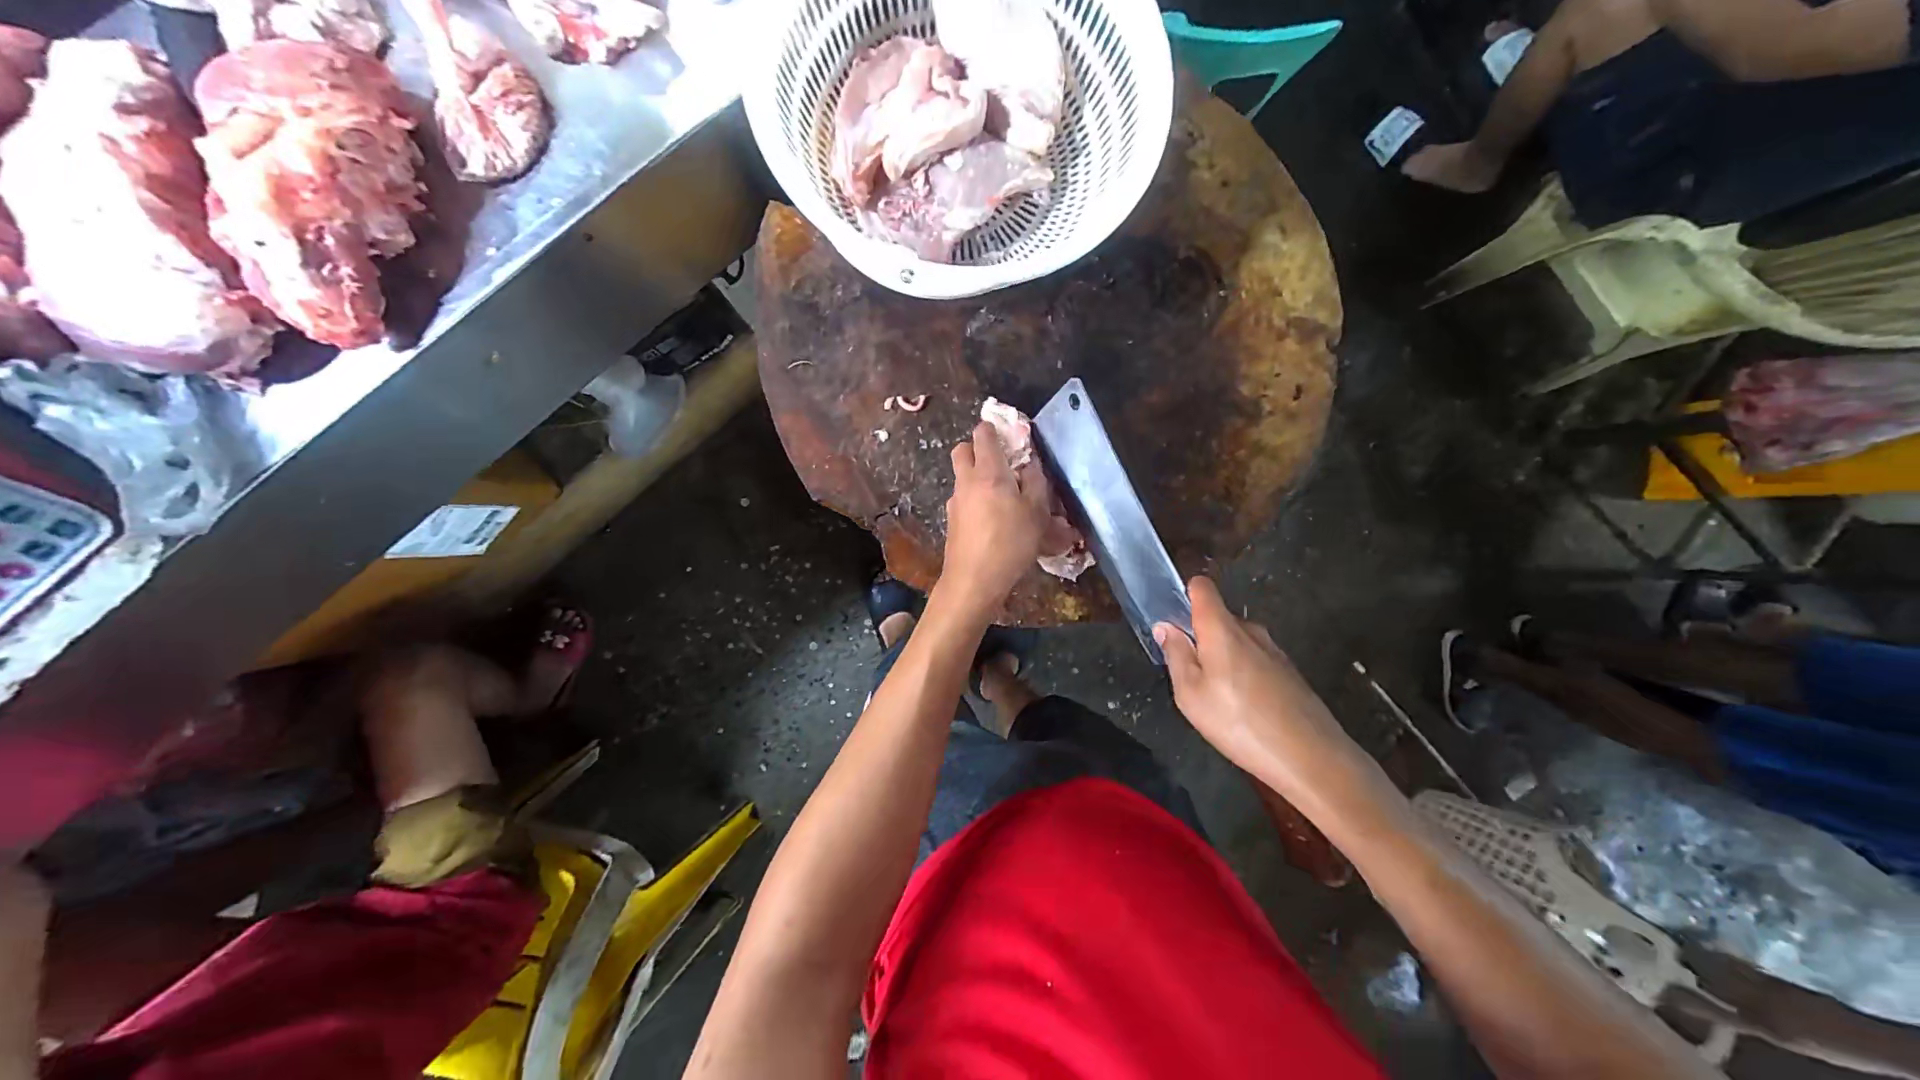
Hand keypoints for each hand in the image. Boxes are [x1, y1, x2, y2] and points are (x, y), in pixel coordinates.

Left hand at [940, 421, 1051, 616]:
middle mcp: (966, 481)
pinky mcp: (952, 521)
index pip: (982, 434)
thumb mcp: (1037, 512)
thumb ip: (1036, 483)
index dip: (995, 430)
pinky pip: (964, 499)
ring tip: (1004, 497)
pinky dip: (976, 500)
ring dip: (978, 477)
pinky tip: (994, 520)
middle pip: (962, 450)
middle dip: (978, 450)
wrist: (974, 580)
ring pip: (963, 476)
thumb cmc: (1010, 543)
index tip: (1011, 439)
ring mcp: (955, 501)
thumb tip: (1030, 465)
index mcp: (988, 472)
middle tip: (1002, 464)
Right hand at [1156, 577, 1380, 813]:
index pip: (1202, 588)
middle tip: (1188, 676)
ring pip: (1237, 642)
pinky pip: (1255, 661)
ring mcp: (1274, 651)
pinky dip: (1243, 675)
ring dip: (1222, 659)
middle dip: (1200, 637)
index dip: (1184, 595)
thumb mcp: (1190, 694)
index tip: (1172, 621)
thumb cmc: (1240, 723)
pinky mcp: (1289, 672)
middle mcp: (1251, 630)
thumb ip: (1176, 655)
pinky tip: (1244, 710)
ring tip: (1216, 699)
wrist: (1311, 758)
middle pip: (1218, 618)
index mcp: (1222, 629)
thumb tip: (1166, 626)